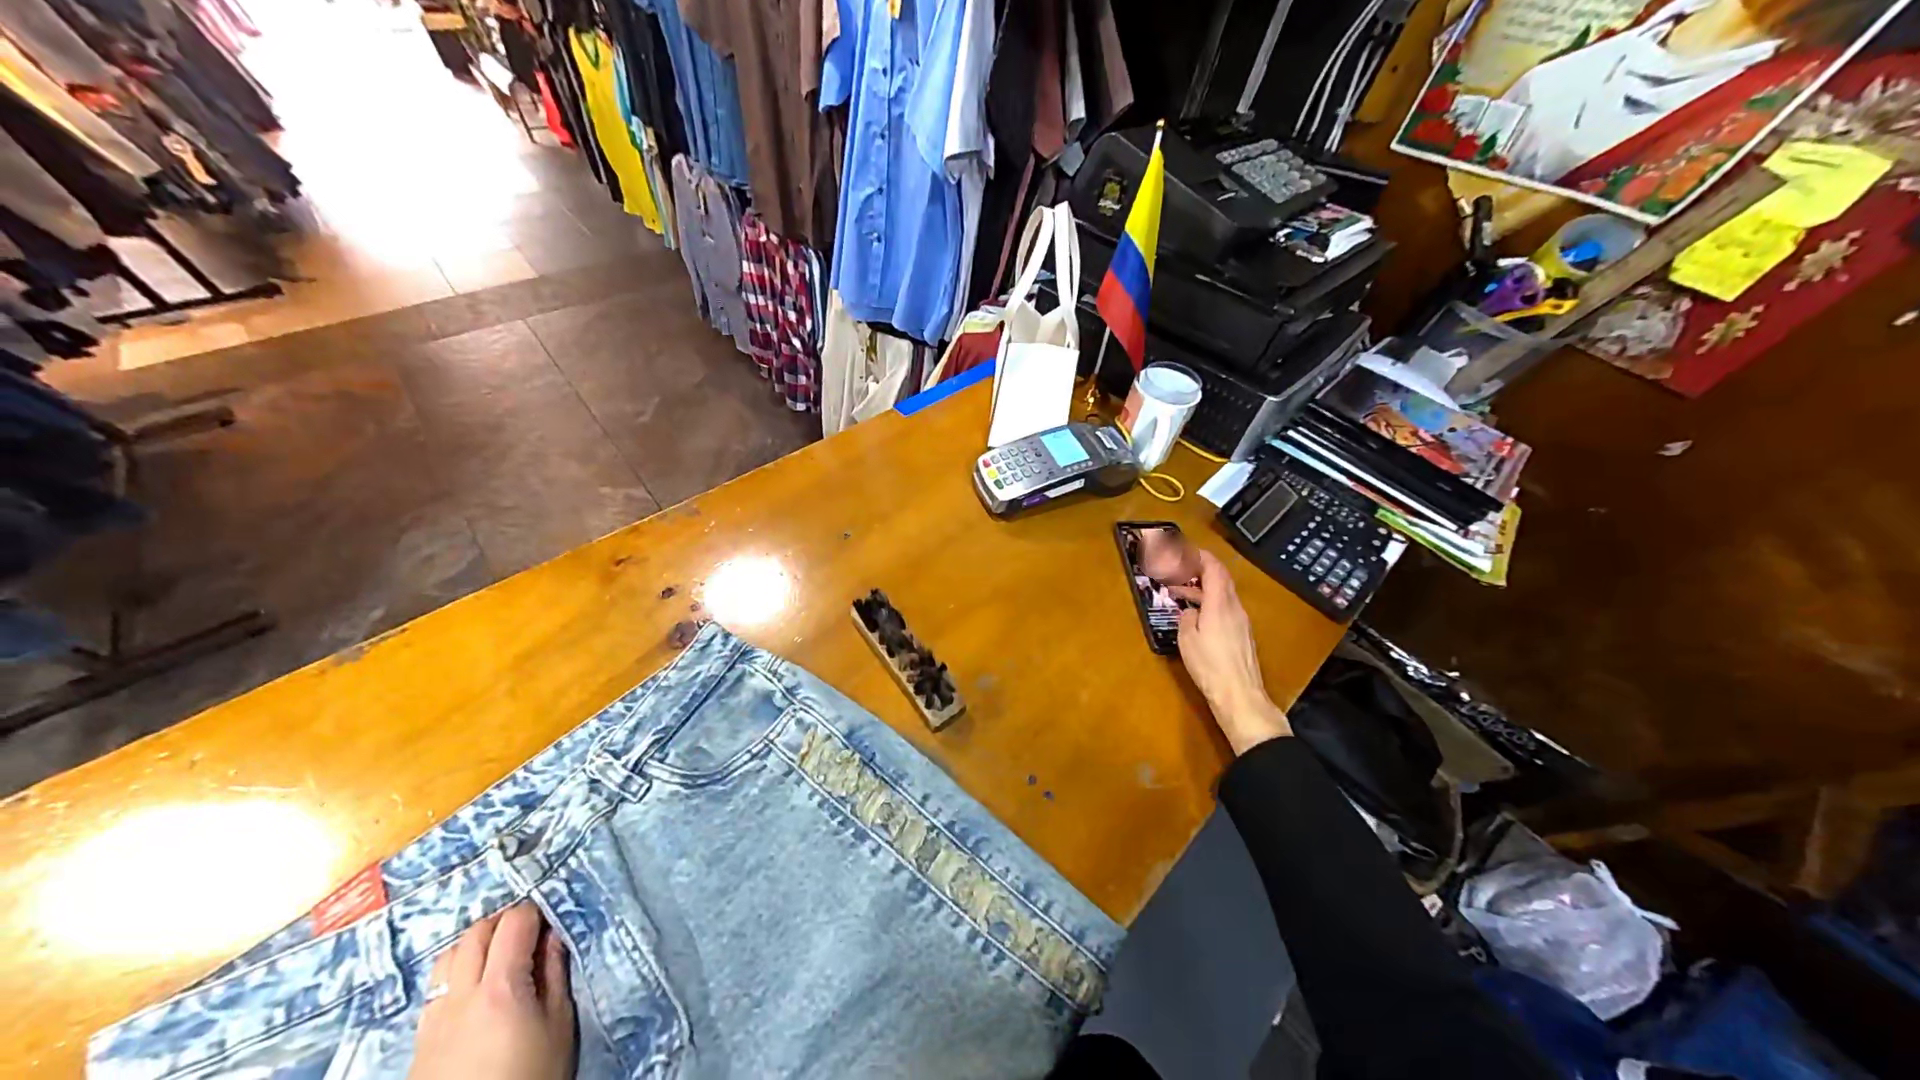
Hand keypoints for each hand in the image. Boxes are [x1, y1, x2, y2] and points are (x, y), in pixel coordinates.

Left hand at [409, 902, 575, 1079]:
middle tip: (528, 932)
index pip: (514, 923)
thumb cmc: (532, 1078)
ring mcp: (434, 1018)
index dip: (534, 913)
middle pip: (475, 933)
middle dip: (503, 921)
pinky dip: (455, 973)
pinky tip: (474, 990)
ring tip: (498, 957)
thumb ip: (554, 974)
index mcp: (500, 989)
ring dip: (474, 944)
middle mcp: (460, 996)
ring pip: (447, 956)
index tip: (550, 922)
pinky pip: (434, 988)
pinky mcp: (420, 1041)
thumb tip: (551, 936)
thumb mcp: (559, 1026)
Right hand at [1177, 549, 1291, 754]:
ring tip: (1181, 592)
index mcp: (1221, 603)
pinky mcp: (1242, 636)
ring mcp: (1241, 622)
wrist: (1239, 693)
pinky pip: (1226, 609)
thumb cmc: (1210, 664)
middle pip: (1221, 579)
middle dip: (1201, 570)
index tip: (1186, 551)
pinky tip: (1197, 614)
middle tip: (1180, 569)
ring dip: (1203, 588)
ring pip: (1224, 595)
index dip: (1201, 556)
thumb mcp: (1187, 638)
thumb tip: (1189, 612)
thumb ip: (1186, 618)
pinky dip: (1210, 603)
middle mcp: (1235, 608)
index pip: (1215, 569)